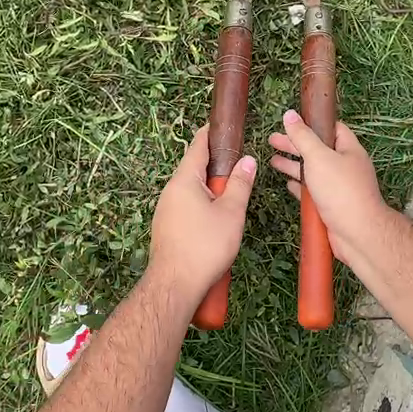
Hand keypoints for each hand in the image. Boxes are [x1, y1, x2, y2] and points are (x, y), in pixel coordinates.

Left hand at [147, 127, 257, 308]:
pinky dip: (201, 205)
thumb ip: (240, 184)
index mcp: (184, 180)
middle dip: (215, 166)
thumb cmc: (205, 246)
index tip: (222, 126)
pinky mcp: (165, 227)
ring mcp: (165, 210)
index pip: (197, 146)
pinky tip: (214, 221)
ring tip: (229, 199)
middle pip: (194, 168)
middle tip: (236, 167)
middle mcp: (170, 190)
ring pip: (190, 190)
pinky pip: (185, 206)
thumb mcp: (231, 212)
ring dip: (209, 189)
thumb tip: (247, 160)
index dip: (210, 134)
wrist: (174, 285)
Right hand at [267, 110, 388, 243]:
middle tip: (273, 140)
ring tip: (273, 161)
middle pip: (318, 149)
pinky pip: (313, 192)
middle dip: (296, 144)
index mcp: (349, 149)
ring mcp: (339, 187)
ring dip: (294, 165)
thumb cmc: (340, 190)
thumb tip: (289, 115)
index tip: (292, 122)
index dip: (313, 122)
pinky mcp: (332, 205)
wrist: (357, 233)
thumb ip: (303, 137)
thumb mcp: (318, 157)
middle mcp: (346, 166)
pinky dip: (300, 187)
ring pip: (313, 171)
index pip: (332, 128)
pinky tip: (288, 184)